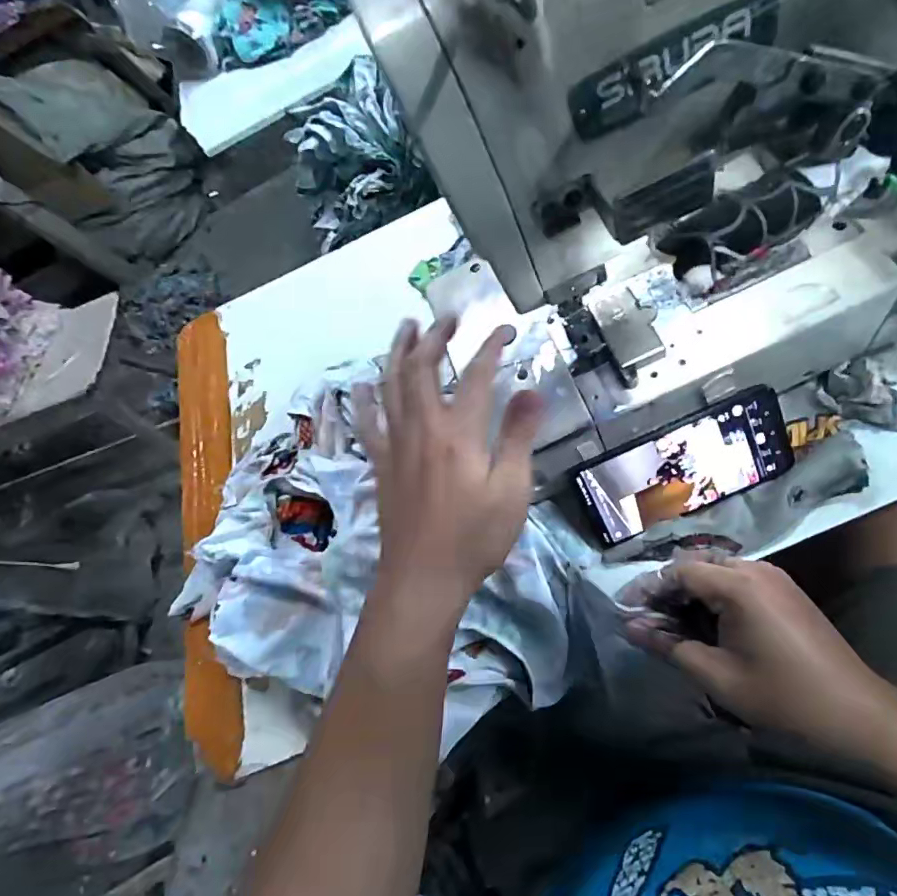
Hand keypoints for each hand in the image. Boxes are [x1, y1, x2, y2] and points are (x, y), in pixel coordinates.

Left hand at [354, 318, 542, 616]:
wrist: (423, 578)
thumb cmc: (475, 537)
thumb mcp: (511, 490)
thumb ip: (518, 437)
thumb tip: (532, 392)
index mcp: (459, 433)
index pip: (477, 375)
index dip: (491, 347)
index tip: (506, 330)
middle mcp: (422, 428)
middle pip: (422, 368)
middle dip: (436, 336)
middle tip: (449, 317)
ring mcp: (396, 445)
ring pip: (390, 385)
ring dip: (398, 351)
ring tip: (407, 327)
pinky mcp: (381, 464)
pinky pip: (368, 420)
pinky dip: (366, 396)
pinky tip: (365, 383)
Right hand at [620, 554, 896, 751]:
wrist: (852, 709)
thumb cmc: (781, 696)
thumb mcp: (717, 676)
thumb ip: (671, 646)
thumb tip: (632, 627)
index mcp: (739, 584)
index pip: (680, 571)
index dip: (649, 588)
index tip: (625, 611)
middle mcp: (757, 568)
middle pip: (699, 566)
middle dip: (669, 590)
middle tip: (646, 620)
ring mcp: (775, 577)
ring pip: (719, 573)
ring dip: (693, 593)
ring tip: (671, 625)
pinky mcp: (786, 590)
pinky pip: (740, 582)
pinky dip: (716, 597)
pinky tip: (707, 625)